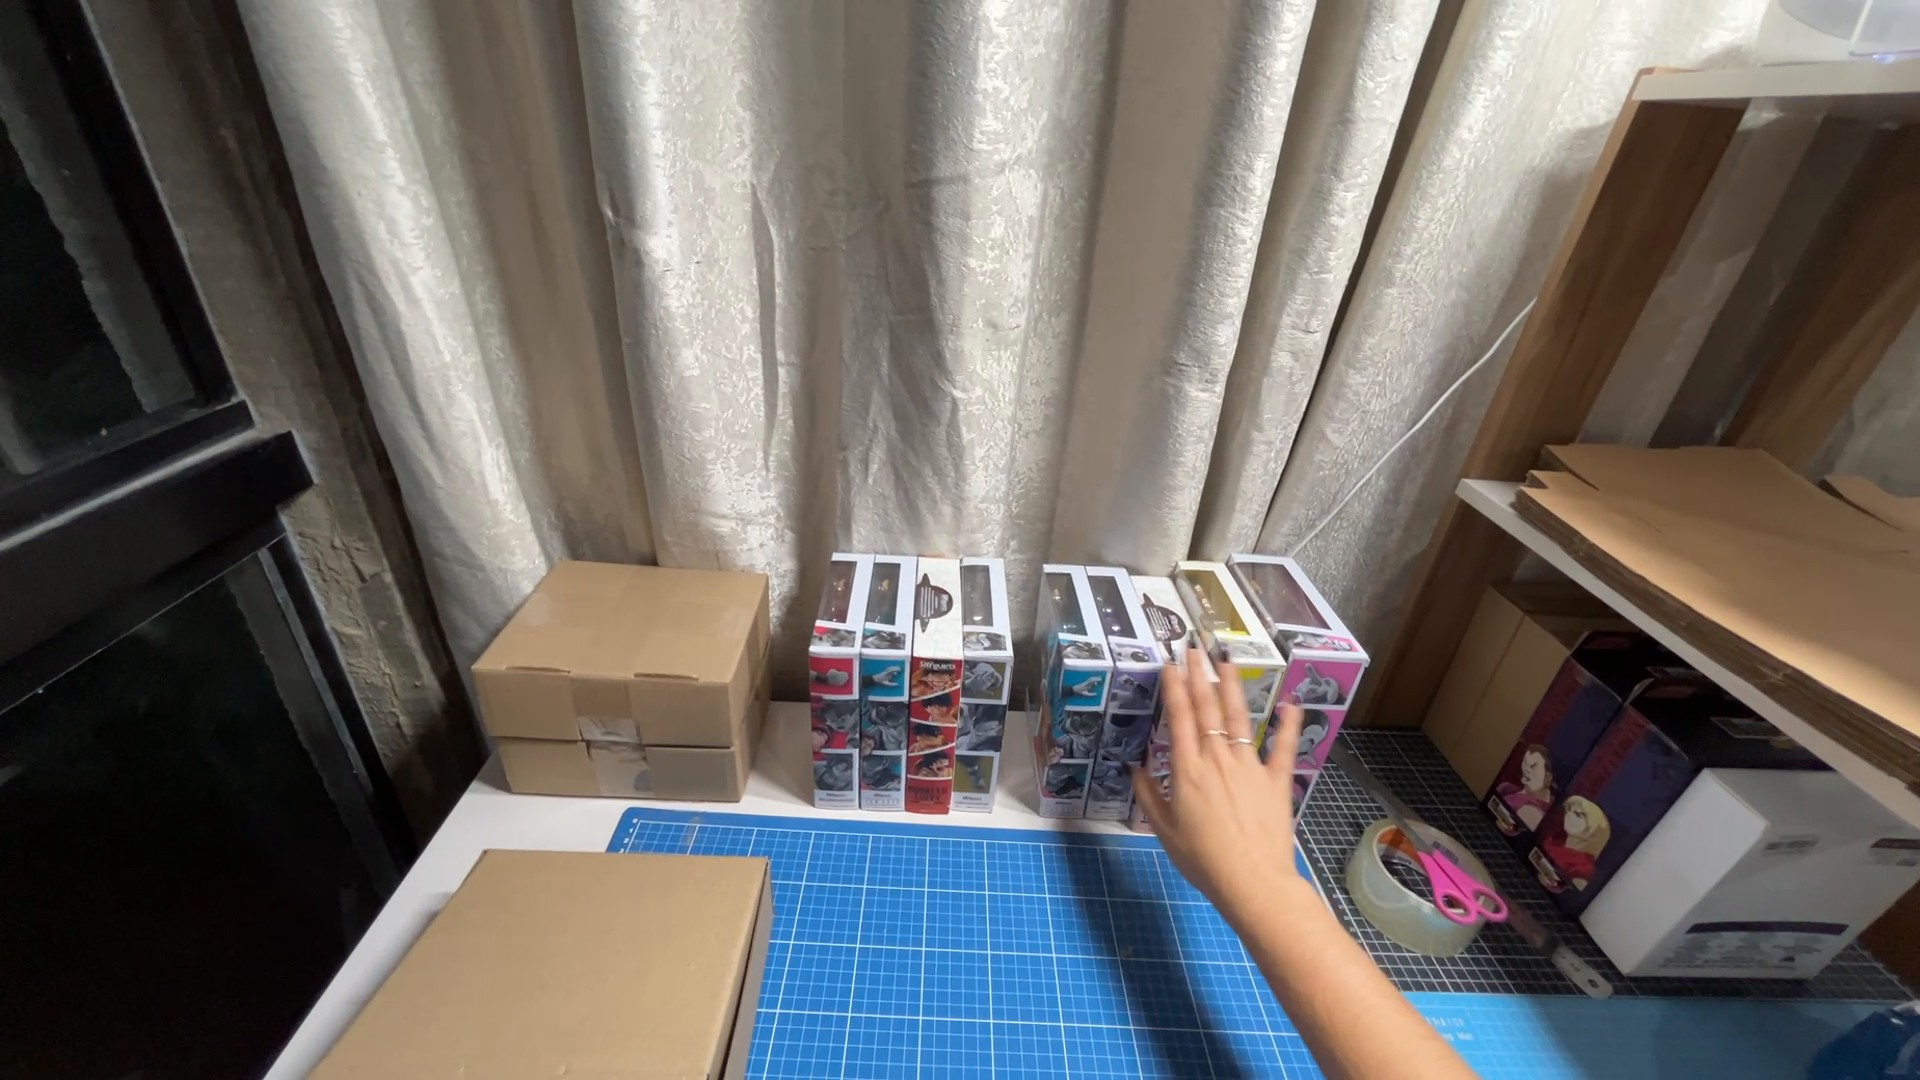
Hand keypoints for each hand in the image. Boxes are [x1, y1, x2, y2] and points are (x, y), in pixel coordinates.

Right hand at [1132, 657, 1311, 928]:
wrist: (1253, 883)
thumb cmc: (1203, 859)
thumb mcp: (1163, 830)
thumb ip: (1148, 795)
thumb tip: (1134, 767)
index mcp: (1187, 769)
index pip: (1178, 718)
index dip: (1174, 688)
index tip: (1170, 665)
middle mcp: (1217, 758)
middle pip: (1206, 708)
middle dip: (1199, 675)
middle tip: (1194, 649)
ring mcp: (1249, 766)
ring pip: (1238, 718)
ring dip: (1232, 687)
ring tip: (1226, 660)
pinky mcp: (1276, 781)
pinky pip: (1283, 747)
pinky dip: (1288, 724)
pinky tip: (1291, 702)